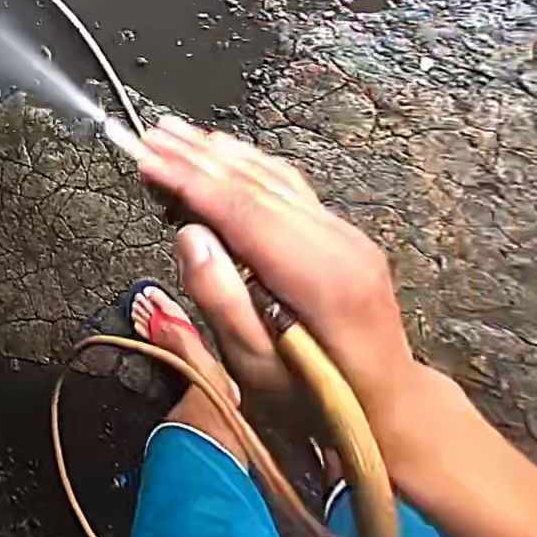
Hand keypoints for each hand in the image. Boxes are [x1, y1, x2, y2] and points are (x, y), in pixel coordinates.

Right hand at [130, 115, 432, 429]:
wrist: (390, 405)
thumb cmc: (316, 400)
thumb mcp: (256, 365)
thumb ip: (219, 298)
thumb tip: (189, 234)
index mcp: (317, 276)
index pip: (239, 208)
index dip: (187, 179)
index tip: (146, 157)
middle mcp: (337, 242)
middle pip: (252, 183)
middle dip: (194, 156)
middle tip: (148, 134)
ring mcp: (343, 233)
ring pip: (269, 175)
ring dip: (215, 151)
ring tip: (172, 132)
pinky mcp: (338, 232)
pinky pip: (285, 183)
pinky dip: (245, 161)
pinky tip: (221, 148)